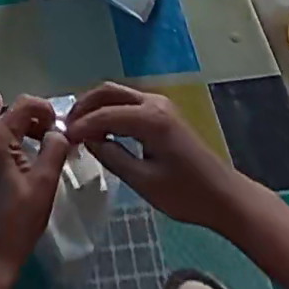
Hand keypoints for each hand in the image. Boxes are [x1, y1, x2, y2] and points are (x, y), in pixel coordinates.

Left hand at [0, 93, 69, 270]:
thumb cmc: (17, 221)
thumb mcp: (43, 184)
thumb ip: (54, 149)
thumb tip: (59, 130)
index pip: (24, 104)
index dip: (46, 109)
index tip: (64, 126)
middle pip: (13, 112)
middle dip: (37, 119)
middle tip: (59, 137)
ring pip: (3, 124)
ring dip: (26, 128)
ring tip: (47, 140)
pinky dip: (11, 133)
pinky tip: (16, 127)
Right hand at [65, 82, 244, 231]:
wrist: (225, 197)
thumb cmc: (187, 195)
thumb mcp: (144, 182)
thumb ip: (113, 157)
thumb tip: (87, 140)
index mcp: (150, 119)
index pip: (105, 113)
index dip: (82, 124)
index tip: (63, 136)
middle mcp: (153, 102)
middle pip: (108, 91)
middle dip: (85, 105)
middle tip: (67, 125)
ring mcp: (159, 104)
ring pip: (117, 93)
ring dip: (96, 105)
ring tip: (79, 126)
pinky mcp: (161, 111)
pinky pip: (127, 101)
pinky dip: (109, 108)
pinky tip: (100, 126)